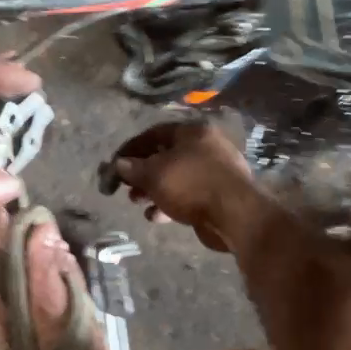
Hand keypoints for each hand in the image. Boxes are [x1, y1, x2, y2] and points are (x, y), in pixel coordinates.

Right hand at [110, 121, 257, 252]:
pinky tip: (156, 217)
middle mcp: (206, 147)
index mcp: (192, 132)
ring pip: (176, 177)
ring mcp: (215, 171)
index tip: (115, 164)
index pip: (154, 134)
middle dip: (142, 173)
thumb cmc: (191, 185)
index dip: (131, 148)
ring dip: (154, 190)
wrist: (235, 215)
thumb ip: (133, 168)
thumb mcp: (154, 174)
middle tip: (127, 187)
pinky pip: (189, 195)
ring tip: (138, 202)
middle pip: (165, 156)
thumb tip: (119, 164)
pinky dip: (170, 203)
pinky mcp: (220, 195)